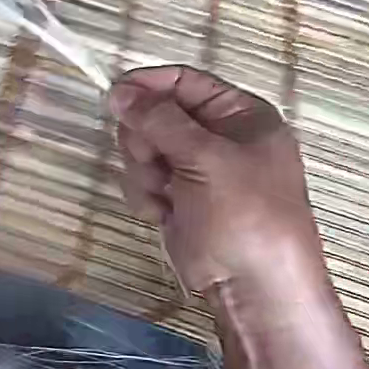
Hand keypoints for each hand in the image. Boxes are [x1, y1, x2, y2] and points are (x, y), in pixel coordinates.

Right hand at [109, 66, 325, 299]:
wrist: (254, 287)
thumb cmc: (245, 214)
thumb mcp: (206, 159)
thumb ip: (160, 120)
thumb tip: (120, 90)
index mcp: (239, 115)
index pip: (185, 82)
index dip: (149, 85)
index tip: (114, 94)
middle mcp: (216, 137)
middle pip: (156, 115)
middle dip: (146, 139)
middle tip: (154, 160)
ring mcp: (194, 170)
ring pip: (143, 150)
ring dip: (145, 173)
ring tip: (165, 195)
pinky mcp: (177, 199)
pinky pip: (143, 181)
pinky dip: (147, 197)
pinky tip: (162, 214)